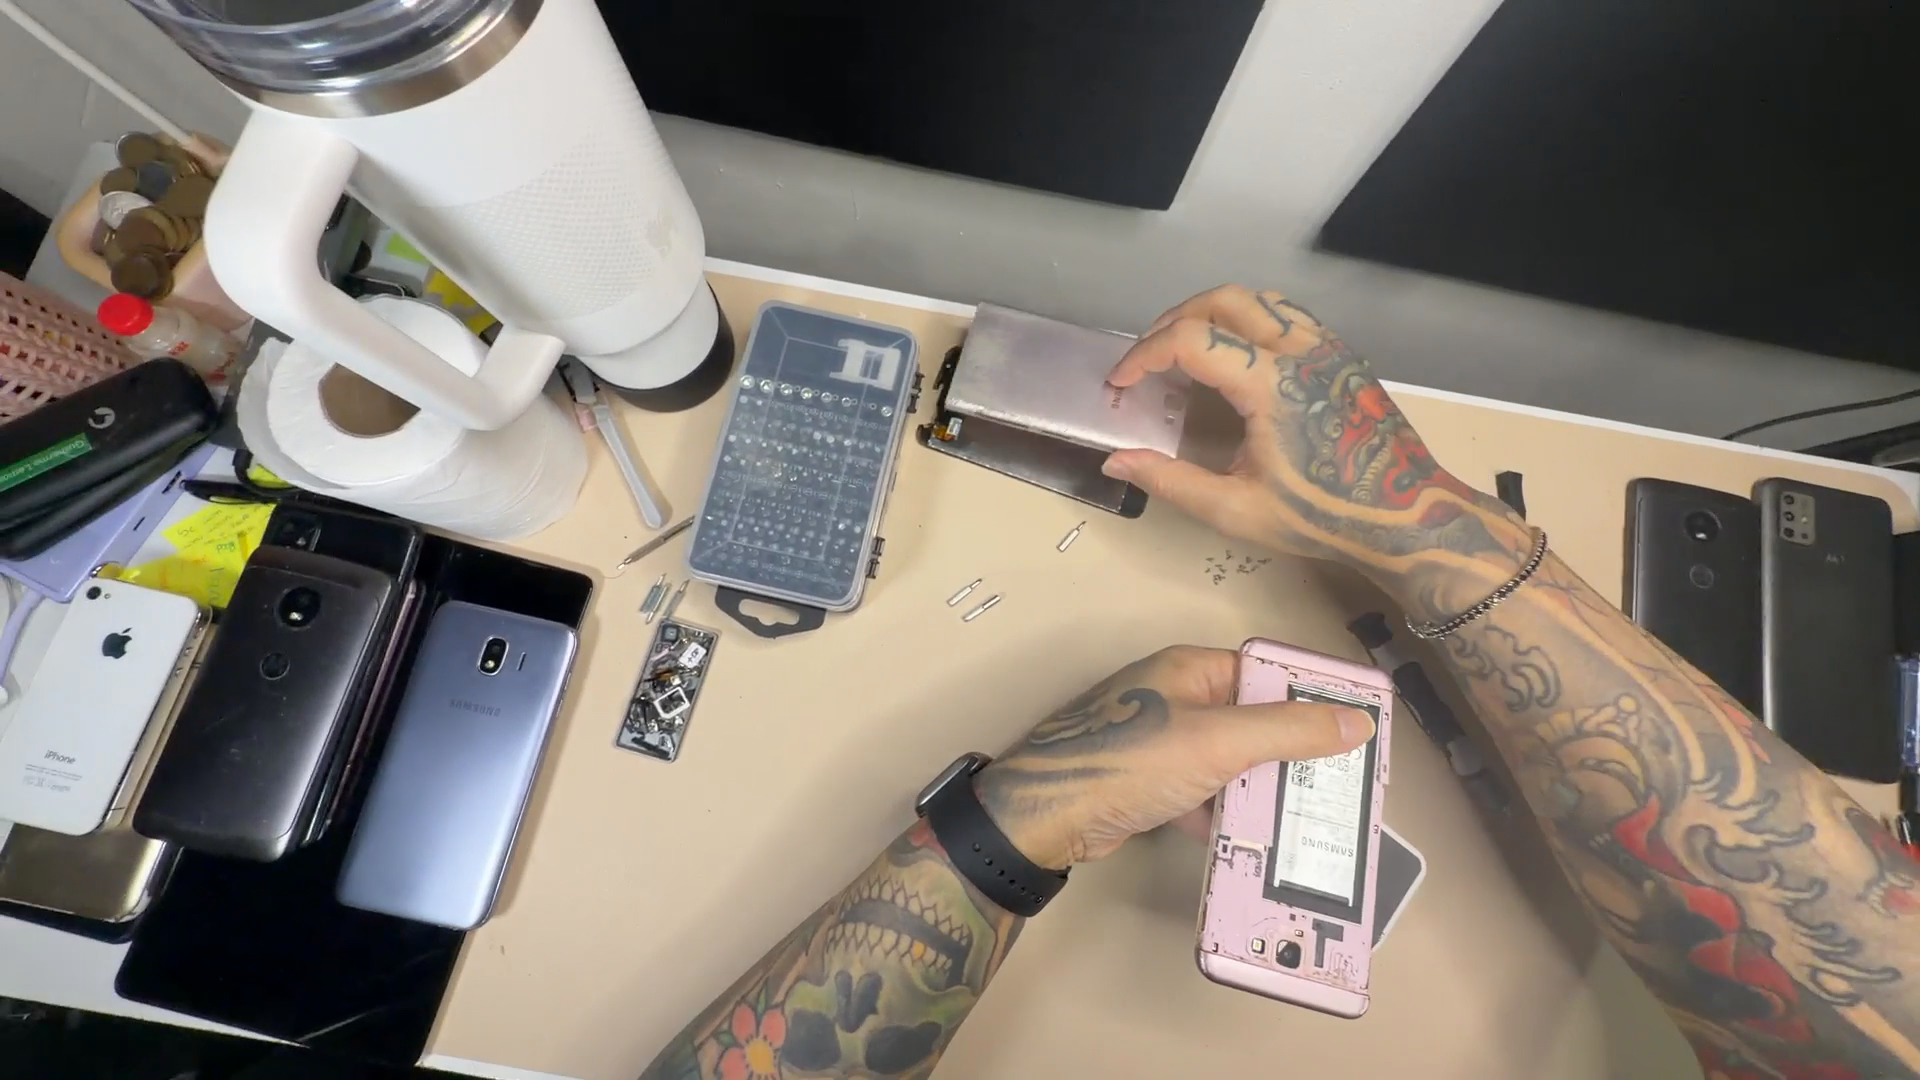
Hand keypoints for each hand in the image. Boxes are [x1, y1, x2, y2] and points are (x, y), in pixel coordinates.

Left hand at [975, 646, 1372, 868]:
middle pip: (1248, 719)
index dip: (1308, 698)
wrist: (1051, 812)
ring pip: (1225, 759)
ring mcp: (1158, 738)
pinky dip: (1222, 810)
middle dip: (1289, 753)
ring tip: (1306, 820)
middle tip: (1338, 787)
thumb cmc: (1133, 759)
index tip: (1354, 732)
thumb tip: (1356, 719)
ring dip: (1259, 788)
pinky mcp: (1147, 778)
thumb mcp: (1218, 742)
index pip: (1264, 672)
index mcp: (1188, 669)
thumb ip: (1287, 731)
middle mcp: (1174, 696)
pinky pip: (1200, 789)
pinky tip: (1248, 839)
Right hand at [1099, 285, 1527, 584]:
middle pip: (1222, 300)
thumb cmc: (1319, 515)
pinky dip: (1244, 320)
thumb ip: (1169, 481)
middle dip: (1172, 322)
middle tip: (1146, 360)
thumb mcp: (1233, 509)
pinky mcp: (1340, 353)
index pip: (1192, 340)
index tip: (1120, 383)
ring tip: (1183, 350)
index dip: (1144, 356)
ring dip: (1209, 313)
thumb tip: (1115, 462)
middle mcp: (1300, 350)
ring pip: (1256, 299)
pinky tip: (1232, 356)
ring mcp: (1326, 346)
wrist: (1404, 515)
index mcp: (1272, 384)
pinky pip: (1284, 313)